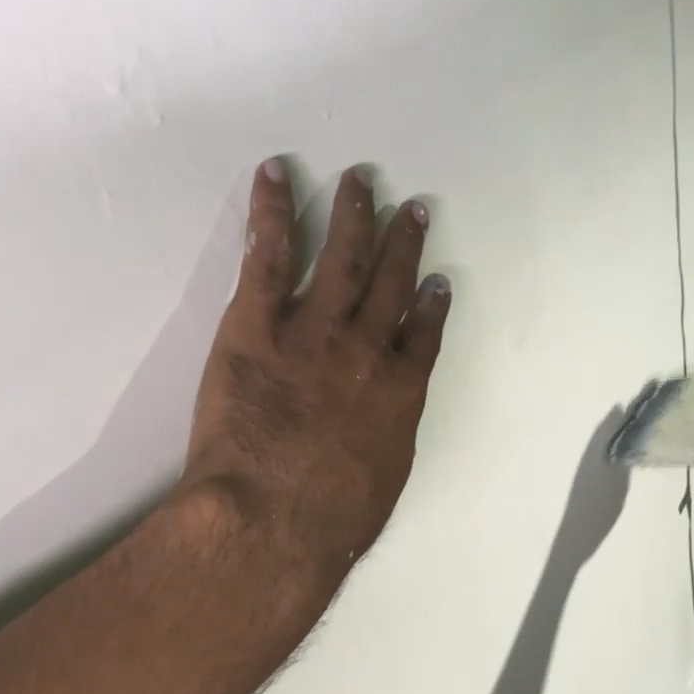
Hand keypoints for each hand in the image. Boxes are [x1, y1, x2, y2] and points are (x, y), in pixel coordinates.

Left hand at [176, 158, 450, 588]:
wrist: (272, 516)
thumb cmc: (333, 518)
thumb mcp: (382, 479)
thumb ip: (385, 439)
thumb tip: (380, 426)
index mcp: (399, 390)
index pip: (422, 334)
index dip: (431, 303)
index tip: (436, 279)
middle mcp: (365, 348)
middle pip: (390, 283)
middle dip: (402, 242)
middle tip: (410, 207)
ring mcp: (313, 330)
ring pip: (341, 258)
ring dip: (351, 214)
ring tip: (359, 179)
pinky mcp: (257, 323)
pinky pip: (269, 256)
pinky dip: (273, 212)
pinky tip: (276, 175)